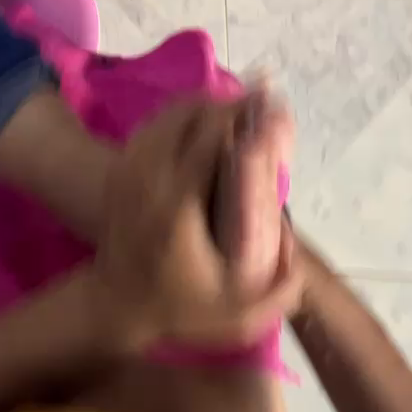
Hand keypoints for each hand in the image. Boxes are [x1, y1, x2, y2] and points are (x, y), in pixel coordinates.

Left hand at [92, 99, 301, 352]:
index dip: (244, 114)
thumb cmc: (183, 308)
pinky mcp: (120, 166)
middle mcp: (150, 176)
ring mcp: (129, 167)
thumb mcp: (241, 311)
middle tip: (261, 100)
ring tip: (239, 107)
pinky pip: (155, 122)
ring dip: (206, 104)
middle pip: (191, 115)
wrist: (114, 303)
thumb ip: (282, 283)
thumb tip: (297, 234)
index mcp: (178, 204)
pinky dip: (183, 113)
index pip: (211, 139)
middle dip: (229, 103)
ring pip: (170, 113)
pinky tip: (205, 119)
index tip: (273, 103)